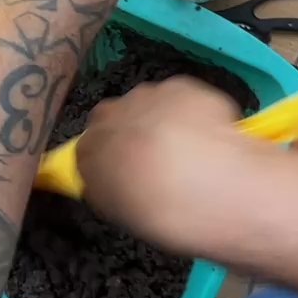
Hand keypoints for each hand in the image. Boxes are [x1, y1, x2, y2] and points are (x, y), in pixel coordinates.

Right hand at [74, 76, 265, 254]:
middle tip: (156, 161)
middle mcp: (111, 114)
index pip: (89, 146)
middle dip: (133, 132)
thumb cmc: (160, 210)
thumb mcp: (119, 212)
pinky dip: (191, 112)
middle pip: (116, 118)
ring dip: (163, 120)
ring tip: (189, 151)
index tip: (125, 170)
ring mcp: (146, 95)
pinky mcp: (180, 86)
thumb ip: (105, 189)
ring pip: (150, 104)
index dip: (109, 157)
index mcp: (90, 147)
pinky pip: (182, 98)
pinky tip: (207, 137)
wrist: (209, 185)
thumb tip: (107, 182)